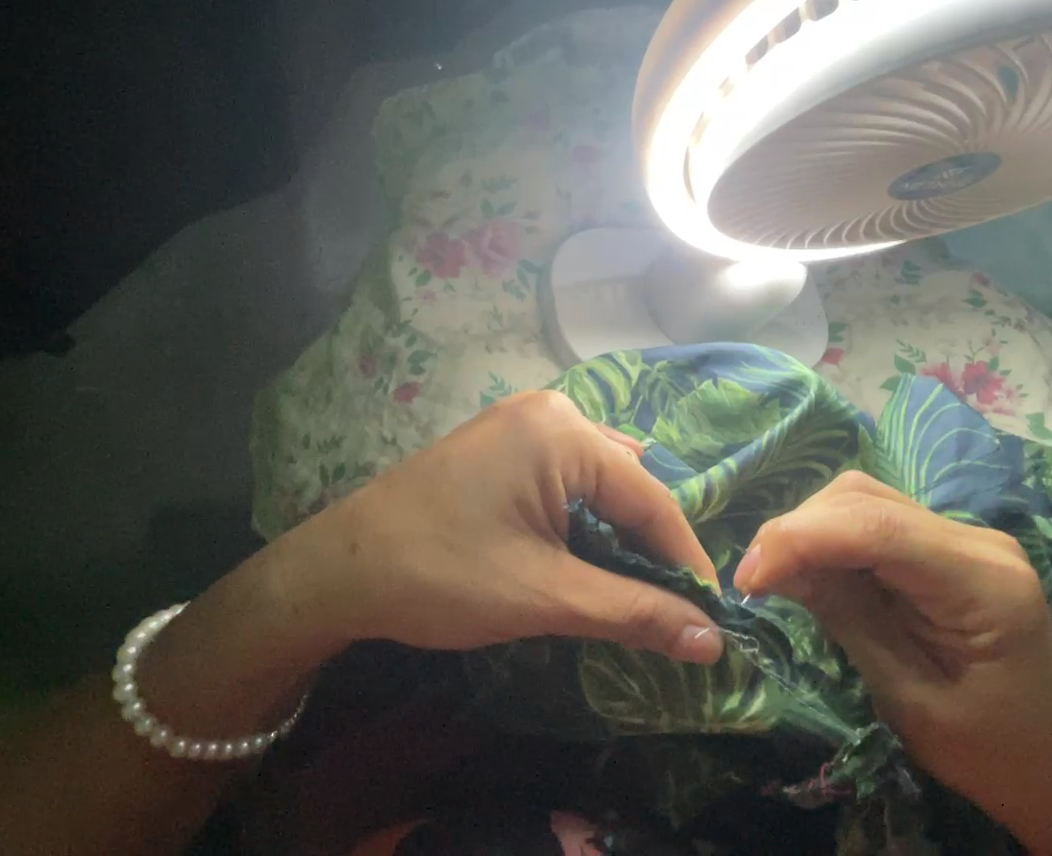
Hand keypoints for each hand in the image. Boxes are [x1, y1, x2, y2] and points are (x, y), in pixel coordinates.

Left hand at [277, 390, 724, 663]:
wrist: (337, 570)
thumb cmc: (441, 576)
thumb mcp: (544, 595)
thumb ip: (633, 612)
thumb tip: (713, 642)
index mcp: (563, 431)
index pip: (651, 497)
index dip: (686, 560)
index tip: (714, 616)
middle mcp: (550, 410)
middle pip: (626, 483)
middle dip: (652, 545)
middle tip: (679, 606)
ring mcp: (520, 422)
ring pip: (598, 479)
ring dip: (620, 532)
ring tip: (643, 586)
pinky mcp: (501, 443)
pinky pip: (566, 475)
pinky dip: (585, 517)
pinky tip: (593, 553)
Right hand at [733, 471, 1051, 849]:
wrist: (1047, 769)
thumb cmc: (984, 752)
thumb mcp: (906, 698)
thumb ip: (845, 618)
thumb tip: (772, 567)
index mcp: (984, 582)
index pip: (877, 529)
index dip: (801, 539)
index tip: (748, 578)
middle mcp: (979, 540)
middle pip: (865, 500)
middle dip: (798, 531)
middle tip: (754, 581)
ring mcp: (965, 536)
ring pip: (863, 499)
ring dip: (809, 529)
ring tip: (775, 575)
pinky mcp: (947, 544)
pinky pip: (875, 519)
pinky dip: (831, 537)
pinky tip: (810, 569)